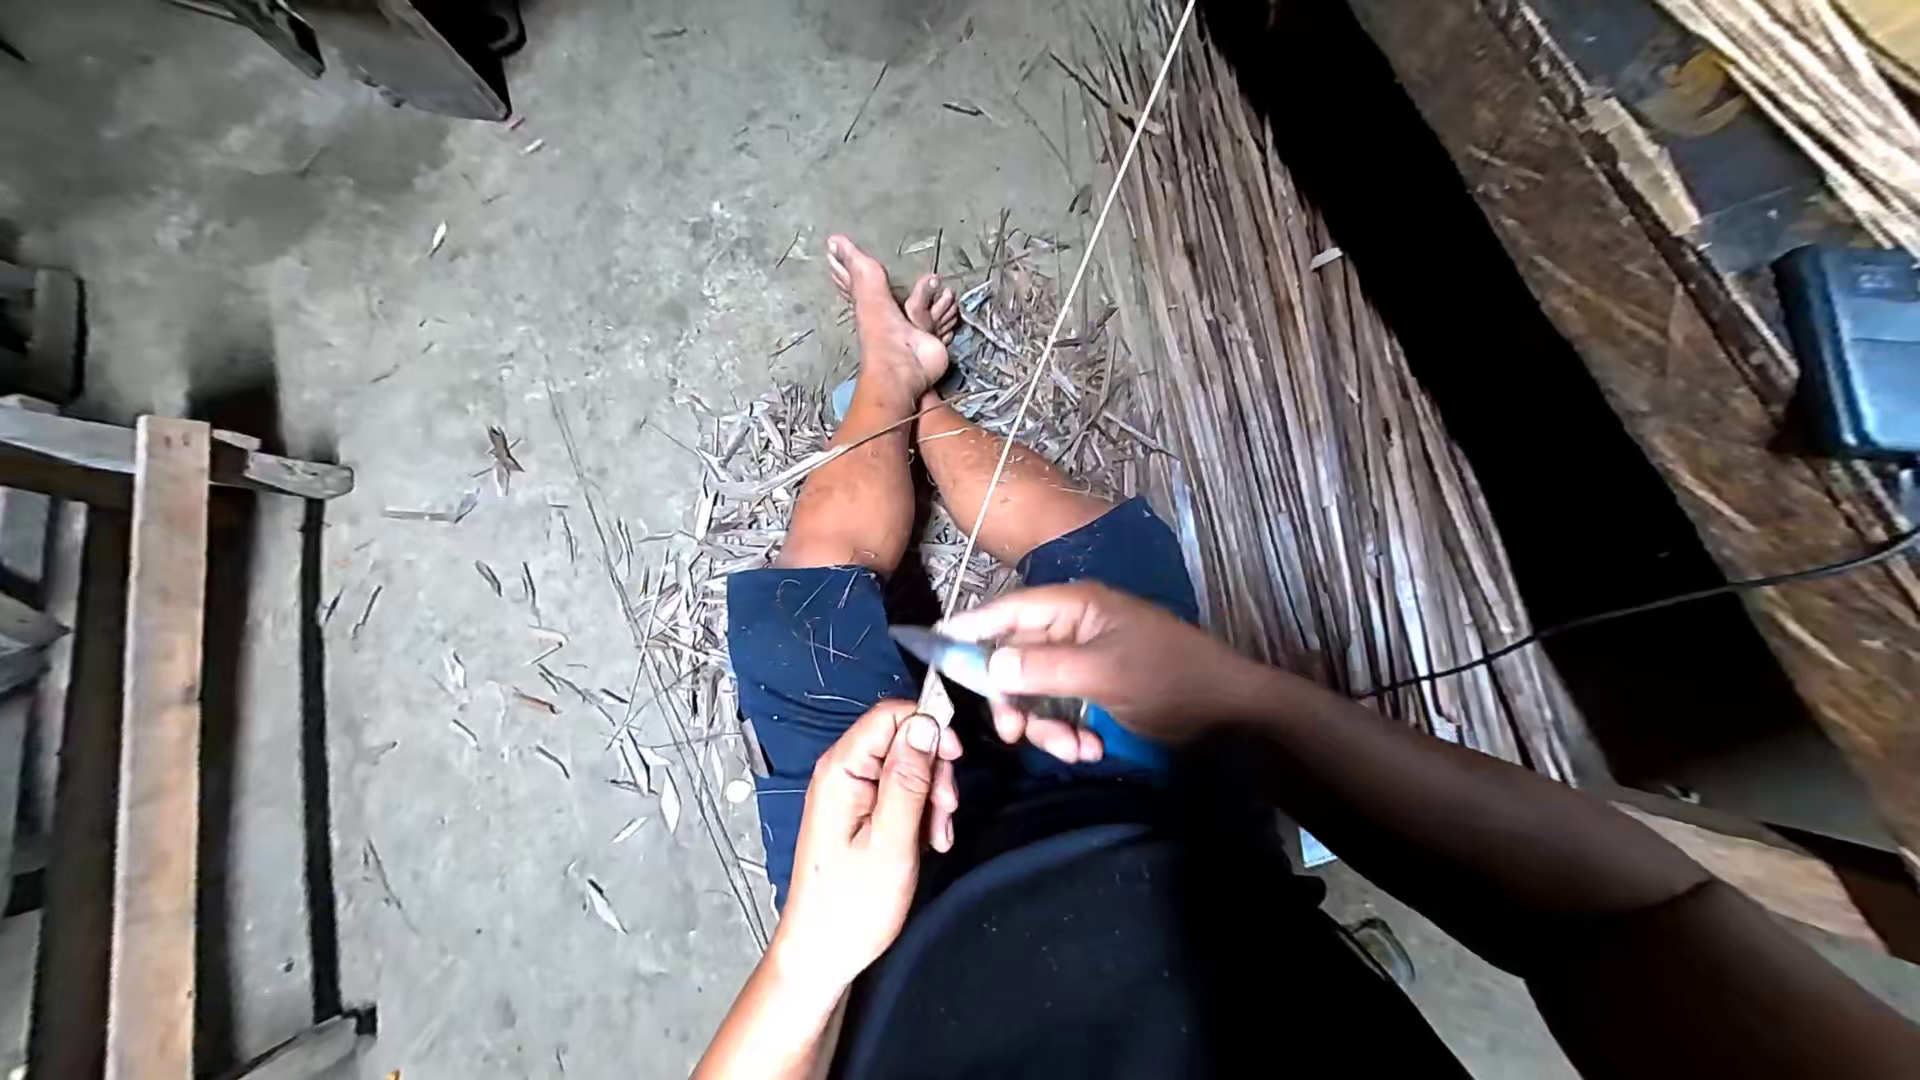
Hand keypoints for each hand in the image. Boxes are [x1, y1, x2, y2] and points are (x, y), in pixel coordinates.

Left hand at [770, 700, 962, 993]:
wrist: (822, 953)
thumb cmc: (851, 906)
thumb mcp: (891, 841)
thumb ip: (909, 779)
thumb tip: (927, 723)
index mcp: (842, 769)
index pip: (890, 714)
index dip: (929, 725)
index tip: (955, 756)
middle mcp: (843, 769)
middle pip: (902, 737)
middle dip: (933, 768)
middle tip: (945, 811)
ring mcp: (850, 788)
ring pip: (907, 763)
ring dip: (932, 793)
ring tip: (937, 835)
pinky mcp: (859, 806)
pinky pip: (900, 788)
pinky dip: (921, 809)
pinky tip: (928, 839)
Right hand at [937, 582, 1261, 757]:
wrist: (1228, 711)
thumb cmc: (1170, 679)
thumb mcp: (1106, 673)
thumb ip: (1046, 668)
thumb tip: (991, 664)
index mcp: (1076, 607)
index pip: (1010, 609)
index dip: (971, 626)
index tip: (935, 645)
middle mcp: (1072, 626)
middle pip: (1016, 655)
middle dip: (1013, 697)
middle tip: (1013, 732)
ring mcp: (1081, 657)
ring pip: (1034, 688)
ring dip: (1044, 724)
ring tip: (1073, 751)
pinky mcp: (1090, 685)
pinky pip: (1057, 706)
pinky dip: (1065, 731)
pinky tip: (1089, 749)